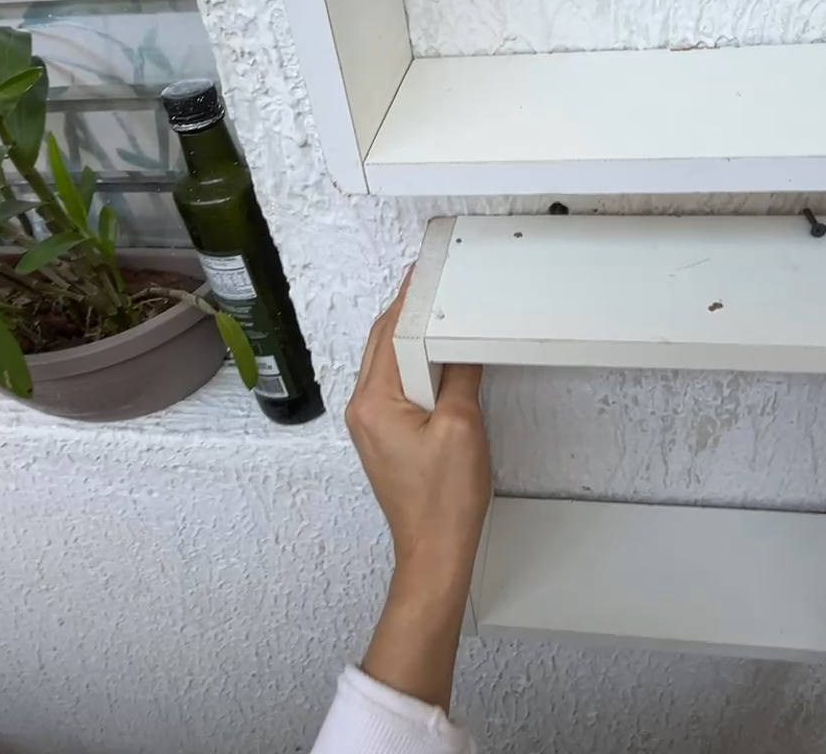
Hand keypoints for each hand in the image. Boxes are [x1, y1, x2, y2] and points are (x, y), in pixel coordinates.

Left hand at [346, 272, 490, 577]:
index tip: (424, 276)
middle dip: (409, 314)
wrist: (435, 549)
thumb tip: (461, 344)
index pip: (391, 334)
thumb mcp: (461, 425)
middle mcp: (364, 409)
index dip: (410, 301)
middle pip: (384, 344)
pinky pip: (395, 385)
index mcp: (375, 402)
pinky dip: (415, 365)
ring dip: (413, 339)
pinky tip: (437, 360)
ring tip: (440, 316)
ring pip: (389, 364)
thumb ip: (459, 375)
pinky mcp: (385, 434)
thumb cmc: (443, 501)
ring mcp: (372, 423)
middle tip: (435, 287)